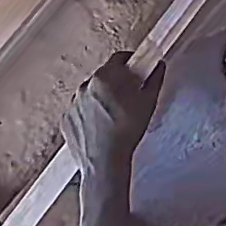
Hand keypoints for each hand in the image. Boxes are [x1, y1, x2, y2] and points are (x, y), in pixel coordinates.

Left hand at [62, 52, 162, 177]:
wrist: (104, 166)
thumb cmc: (125, 134)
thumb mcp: (147, 104)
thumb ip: (154, 80)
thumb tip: (158, 67)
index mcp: (104, 78)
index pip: (118, 59)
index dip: (130, 63)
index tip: (135, 70)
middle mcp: (84, 86)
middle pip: (104, 75)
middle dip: (115, 82)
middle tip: (127, 97)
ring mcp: (73, 103)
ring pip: (90, 92)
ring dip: (101, 98)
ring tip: (113, 116)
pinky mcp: (66, 119)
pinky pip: (79, 110)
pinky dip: (88, 114)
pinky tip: (100, 126)